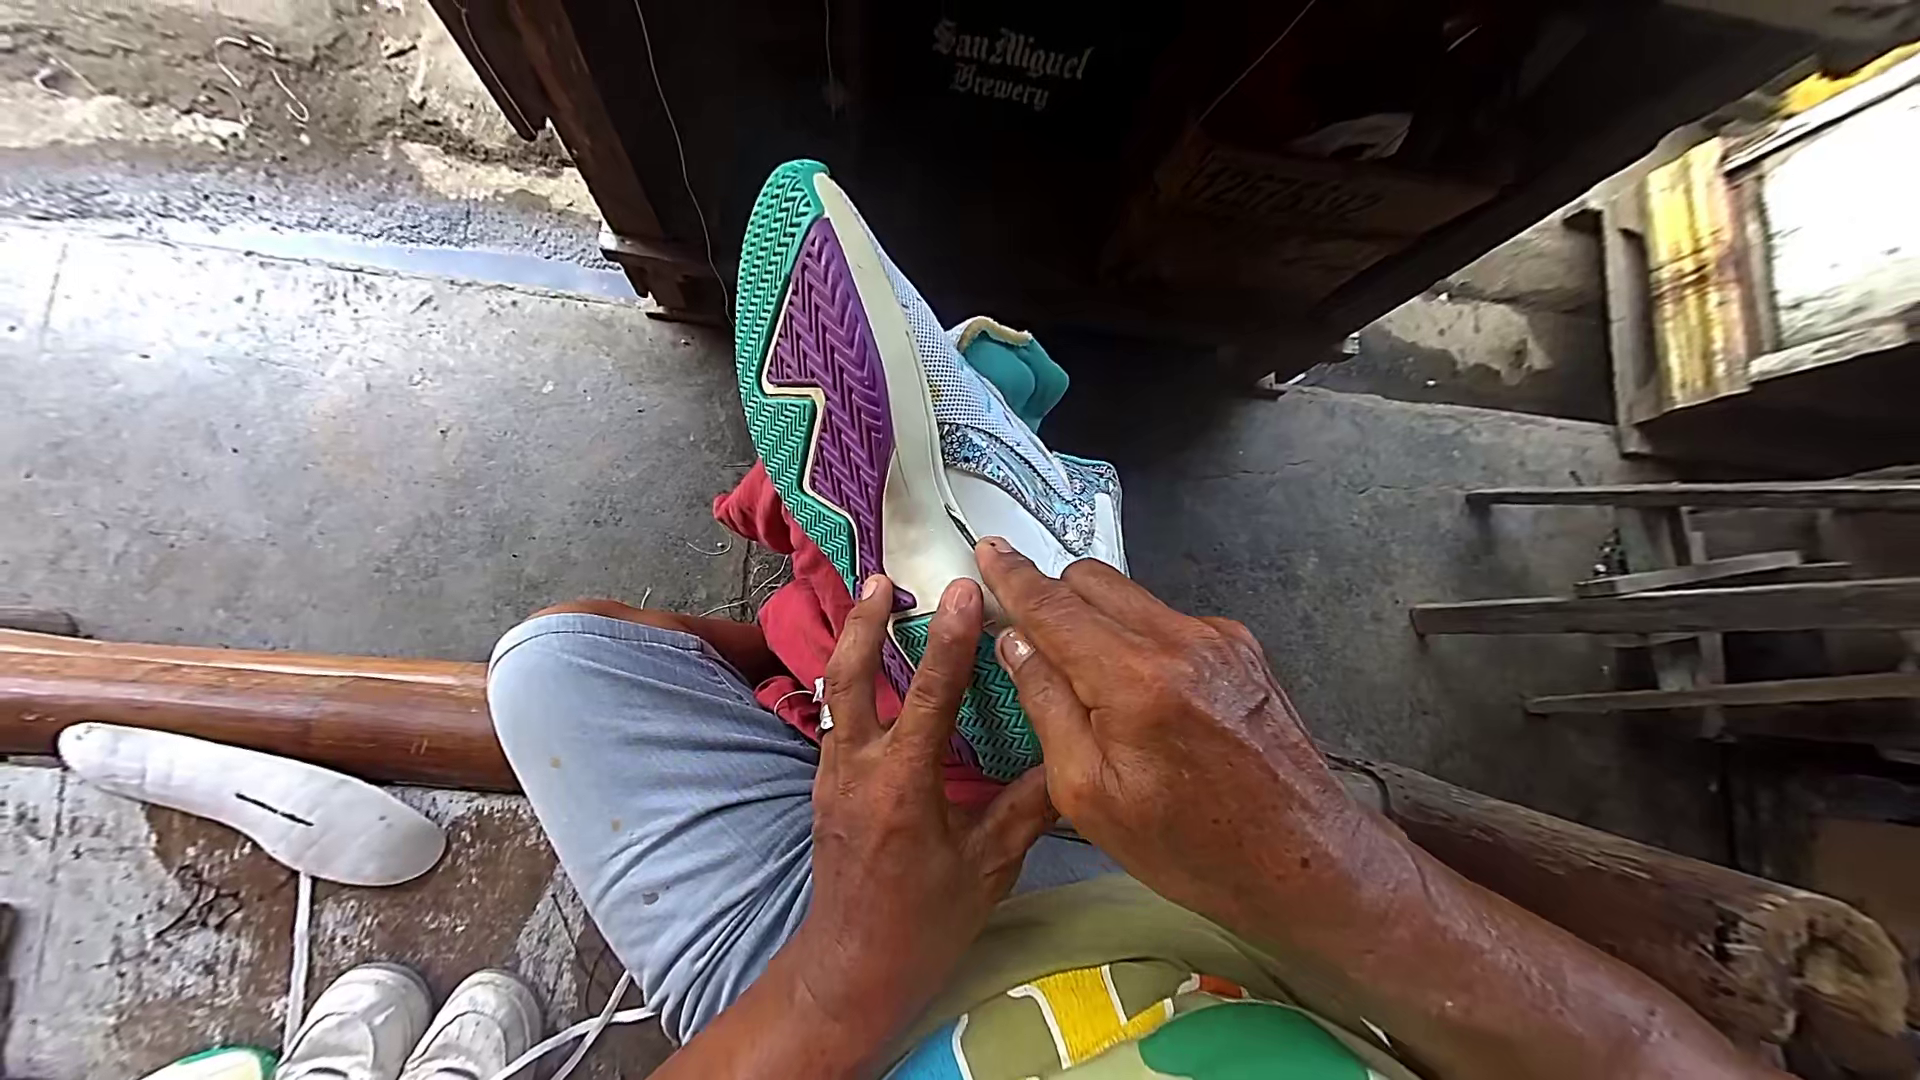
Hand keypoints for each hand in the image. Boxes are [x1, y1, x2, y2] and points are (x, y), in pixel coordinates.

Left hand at [787, 572, 1054, 1049]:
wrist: (851, 968)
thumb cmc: (924, 921)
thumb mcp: (988, 866)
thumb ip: (1028, 804)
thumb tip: (1067, 753)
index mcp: (903, 785)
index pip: (930, 695)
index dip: (949, 638)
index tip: (963, 590)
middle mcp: (857, 767)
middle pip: (849, 676)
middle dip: (864, 621)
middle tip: (882, 576)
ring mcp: (831, 772)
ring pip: (832, 690)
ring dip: (851, 641)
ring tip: (869, 599)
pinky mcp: (824, 781)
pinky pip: (833, 713)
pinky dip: (849, 677)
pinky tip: (867, 663)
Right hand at [974, 537, 1392, 929]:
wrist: (1305, 860)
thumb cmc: (1190, 845)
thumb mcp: (1088, 793)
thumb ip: (1046, 703)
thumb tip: (1016, 643)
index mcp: (1134, 680)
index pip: (1053, 606)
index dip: (1013, 576)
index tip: (990, 551)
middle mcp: (1178, 640)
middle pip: (1091, 578)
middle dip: (1054, 597)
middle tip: (1036, 638)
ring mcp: (1216, 636)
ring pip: (1128, 593)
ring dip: (1094, 617)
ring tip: (1095, 678)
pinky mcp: (1238, 643)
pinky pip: (1163, 616)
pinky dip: (1136, 636)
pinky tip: (1147, 691)